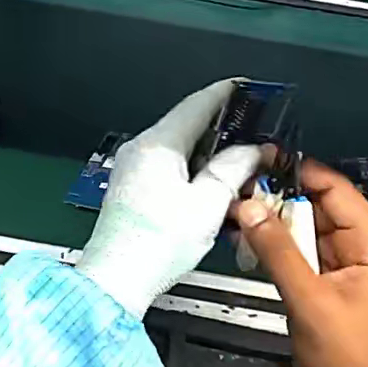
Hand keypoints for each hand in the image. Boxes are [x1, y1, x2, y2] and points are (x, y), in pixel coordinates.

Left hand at [76, 80, 263, 319]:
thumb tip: (252, 150)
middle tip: (250, 127)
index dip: (224, 94)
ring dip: (207, 151)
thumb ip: (233, 169)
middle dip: (220, 126)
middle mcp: (140, 149)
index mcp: (158, 144)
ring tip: (237, 159)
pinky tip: (209, 184)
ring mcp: (132, 168)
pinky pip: (166, 165)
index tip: (243, 86)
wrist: (115, 279)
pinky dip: (191, 168)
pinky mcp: (130, 187)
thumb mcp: (208, 204)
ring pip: (177, 147)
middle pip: (186, 125)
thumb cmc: (156, 243)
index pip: (196, 104)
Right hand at [233, 159, 367, 366]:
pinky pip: (296, 249)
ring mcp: (341, 266)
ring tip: (237, 208)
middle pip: (317, 206)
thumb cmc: (346, 359)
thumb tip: (249, 206)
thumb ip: (277, 250)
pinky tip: (246, 236)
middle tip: (240, 187)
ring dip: (273, 220)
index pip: (337, 191)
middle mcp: (361, 249)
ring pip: (304, 227)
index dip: (300, 172)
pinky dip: (273, 242)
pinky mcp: (322, 281)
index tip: (262, 160)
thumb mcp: (309, 300)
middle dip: (279, 197)